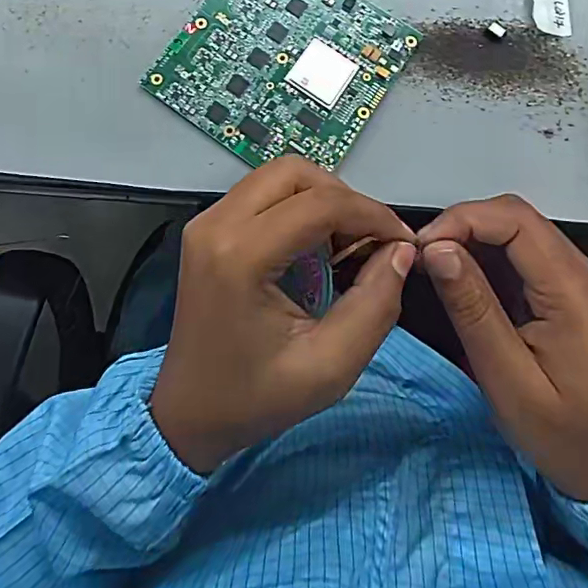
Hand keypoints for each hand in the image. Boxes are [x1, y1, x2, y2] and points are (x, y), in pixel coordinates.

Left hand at [150, 157, 416, 473]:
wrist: (186, 414)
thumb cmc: (251, 398)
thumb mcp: (328, 368)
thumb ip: (375, 306)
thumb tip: (400, 252)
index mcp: (239, 256)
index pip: (319, 204)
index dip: (371, 215)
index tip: (401, 242)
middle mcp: (216, 224)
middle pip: (296, 172)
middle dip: (345, 199)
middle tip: (370, 242)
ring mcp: (206, 221)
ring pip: (279, 176)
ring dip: (322, 200)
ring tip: (344, 247)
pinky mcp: (207, 227)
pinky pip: (263, 193)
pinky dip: (299, 207)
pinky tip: (314, 248)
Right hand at [417, 195, 587, 501]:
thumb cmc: (559, 435)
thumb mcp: (507, 379)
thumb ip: (472, 309)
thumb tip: (436, 249)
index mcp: (577, 293)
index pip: (516, 221)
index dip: (463, 220)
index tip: (423, 247)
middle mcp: (586, 273)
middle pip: (517, 217)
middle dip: (463, 225)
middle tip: (425, 256)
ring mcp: (581, 278)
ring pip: (517, 228)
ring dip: (472, 238)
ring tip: (437, 266)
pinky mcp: (570, 287)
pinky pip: (523, 251)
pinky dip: (487, 255)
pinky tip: (464, 278)